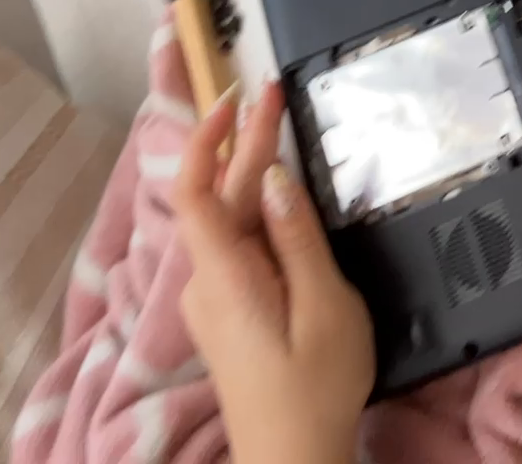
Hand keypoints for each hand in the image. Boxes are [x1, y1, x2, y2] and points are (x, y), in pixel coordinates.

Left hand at [174, 81, 375, 463]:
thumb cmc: (315, 383)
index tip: (234, 99)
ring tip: (277, 126)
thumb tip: (274, 177)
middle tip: (273, 93)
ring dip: (252, 170)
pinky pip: (239, 241)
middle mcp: (208, 281)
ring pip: (231, 218)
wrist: (292, 458)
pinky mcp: (229, 306)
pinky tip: (276, 189)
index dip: (209, 140)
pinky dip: (256, 203)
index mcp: (227, 277)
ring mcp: (215, 296)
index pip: (198, 193)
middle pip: (220, 198)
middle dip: (245, 141)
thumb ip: (297, 238)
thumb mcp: (323, 304)